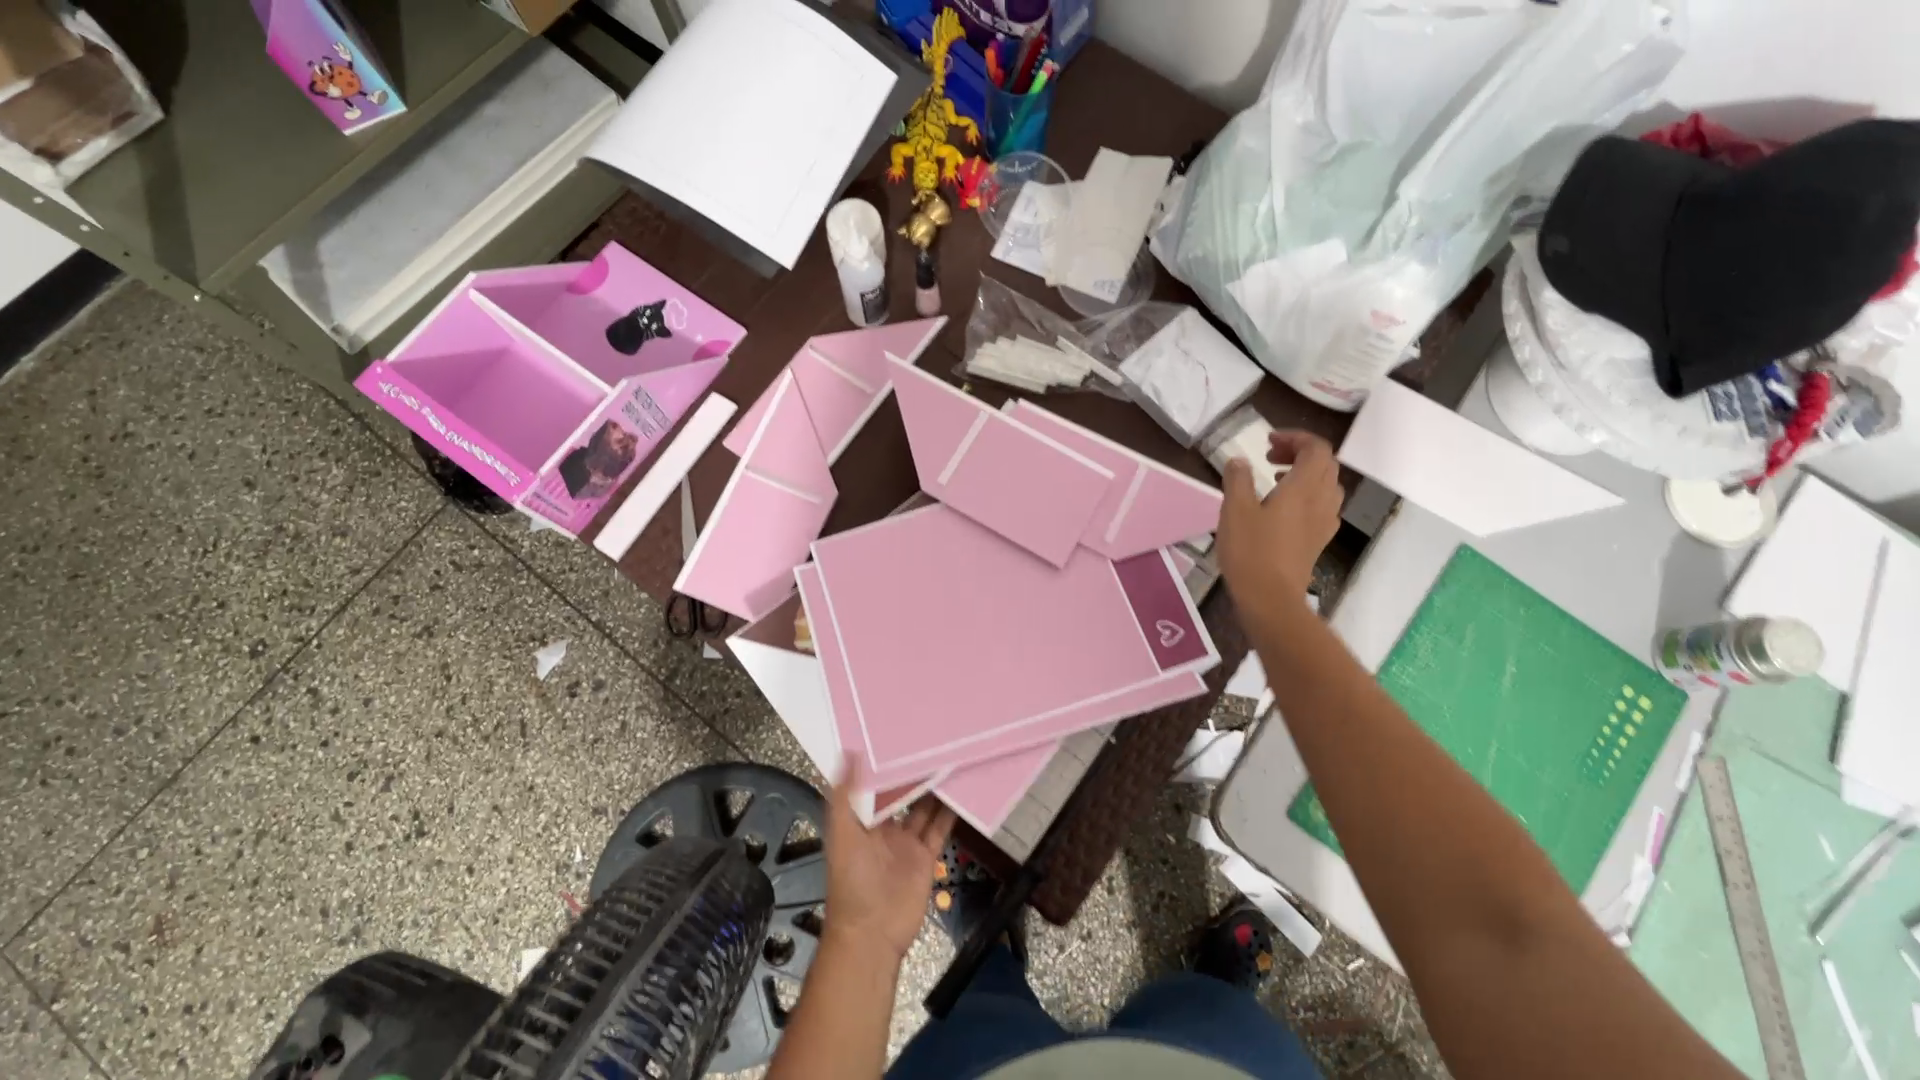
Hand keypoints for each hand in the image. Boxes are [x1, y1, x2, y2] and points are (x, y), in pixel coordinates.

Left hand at [824, 757, 954, 964]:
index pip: (873, 785)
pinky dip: (950, 813)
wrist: (872, 933)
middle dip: (914, 772)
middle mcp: (883, 828)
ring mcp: (906, 843)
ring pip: (923, 808)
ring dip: (935, 788)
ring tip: (952, 758)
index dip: (885, 763)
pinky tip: (961, 791)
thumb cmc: (852, 882)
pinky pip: (939, 830)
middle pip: (901, 794)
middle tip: (933, 740)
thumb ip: (845, 795)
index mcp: (859, 820)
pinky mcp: (926, 856)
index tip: (898, 734)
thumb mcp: (842, 834)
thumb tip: (848, 752)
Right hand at [1217, 431, 1341, 624]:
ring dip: (1305, 474)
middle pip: (1325, 464)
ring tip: (1275, 480)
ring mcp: (1325, 521)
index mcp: (1303, 486)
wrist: (1271, 598)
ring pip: (1327, 485)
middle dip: (1300, 452)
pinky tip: (1283, 509)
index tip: (1268, 441)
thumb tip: (1239, 461)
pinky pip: (1322, 506)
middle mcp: (1322, 500)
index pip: (1316, 448)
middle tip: (1269, 456)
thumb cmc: (1251, 551)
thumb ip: (1238, 479)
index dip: (1295, 437)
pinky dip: (1307, 495)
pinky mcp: (1319, 540)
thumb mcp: (1235, 510)